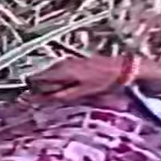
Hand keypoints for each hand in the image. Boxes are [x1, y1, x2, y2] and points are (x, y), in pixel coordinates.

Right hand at [26, 55, 160, 101]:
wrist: (128, 68)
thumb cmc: (105, 81)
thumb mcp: (80, 93)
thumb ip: (56, 96)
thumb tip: (33, 99)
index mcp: (58, 71)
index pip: (32, 80)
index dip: (35, 89)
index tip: (45, 96)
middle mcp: (60, 64)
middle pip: (39, 77)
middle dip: (46, 86)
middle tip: (61, 93)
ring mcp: (67, 61)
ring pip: (49, 74)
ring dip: (55, 82)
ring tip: (72, 88)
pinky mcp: (75, 61)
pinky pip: (59, 70)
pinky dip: (63, 78)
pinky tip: (78, 82)